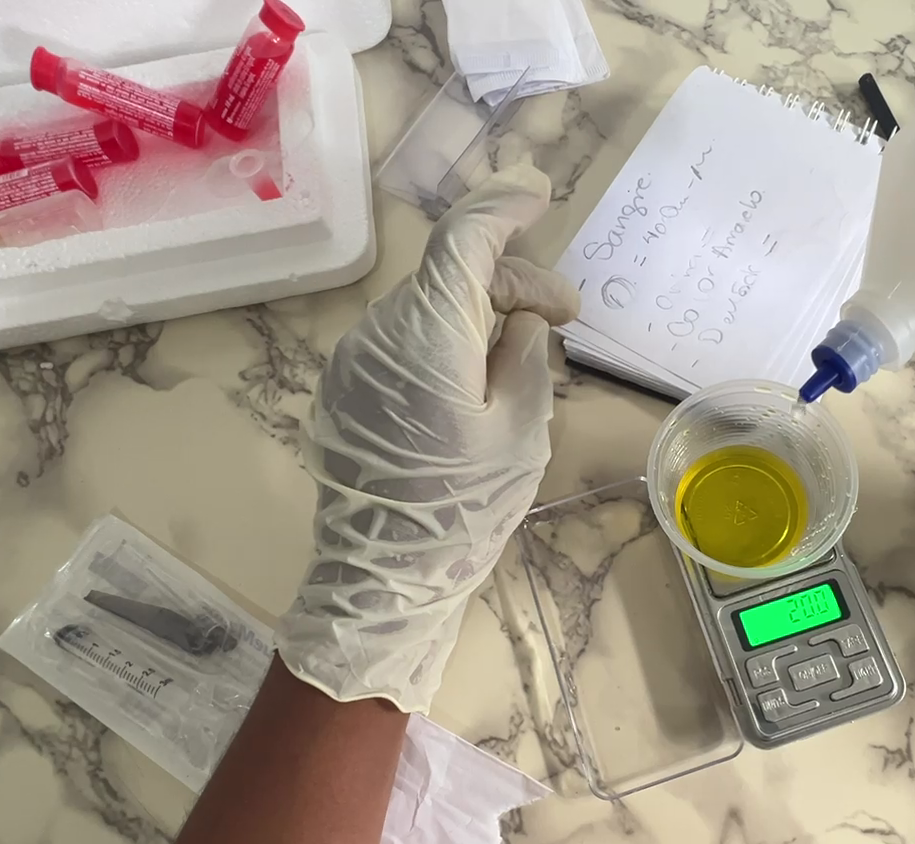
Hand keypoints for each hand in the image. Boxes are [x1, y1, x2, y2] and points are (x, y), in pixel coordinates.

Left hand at [278, 165, 580, 712]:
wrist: (385, 575)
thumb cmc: (463, 509)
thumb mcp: (521, 433)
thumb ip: (524, 357)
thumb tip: (518, 319)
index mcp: (429, 339)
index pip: (464, 242)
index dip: (504, 210)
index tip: (540, 197)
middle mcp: (381, 334)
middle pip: (452, 275)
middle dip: (514, 280)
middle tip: (565, 319)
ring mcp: (356, 360)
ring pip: (430, 308)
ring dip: (482, 314)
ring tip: (524, 358)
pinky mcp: (349, 386)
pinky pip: (407, 341)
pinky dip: (449, 341)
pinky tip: (476, 381)